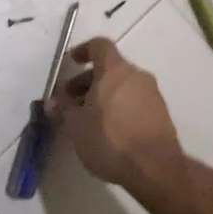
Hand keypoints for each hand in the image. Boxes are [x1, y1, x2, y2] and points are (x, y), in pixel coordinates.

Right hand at [47, 37, 187, 191]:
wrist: (154, 168)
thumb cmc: (110, 139)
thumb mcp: (76, 126)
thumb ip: (63, 109)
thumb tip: (52, 102)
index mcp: (115, 70)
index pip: (99, 46)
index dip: (83, 50)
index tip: (72, 63)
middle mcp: (137, 76)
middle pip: (110, 68)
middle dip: (89, 81)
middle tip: (72, 101)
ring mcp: (152, 94)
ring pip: (123, 86)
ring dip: (103, 96)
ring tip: (88, 119)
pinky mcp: (161, 114)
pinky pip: (134, 102)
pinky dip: (119, 108)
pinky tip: (109, 131)